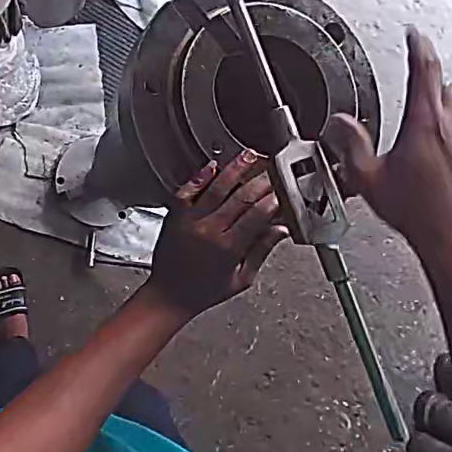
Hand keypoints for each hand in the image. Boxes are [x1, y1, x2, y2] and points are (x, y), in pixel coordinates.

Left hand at [145, 150, 290, 313]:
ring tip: (248, 156)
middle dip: (260, 181)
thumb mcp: (241, 278)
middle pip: (240, 198)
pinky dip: (201, 176)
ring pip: (216, 188)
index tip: (282, 192)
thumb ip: (261, 251)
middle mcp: (209, 230)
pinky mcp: (176, 215)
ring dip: (235, 169)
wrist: (169, 295)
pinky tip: (213, 166)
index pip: (256, 216)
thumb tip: (280, 231)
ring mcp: (190, 220)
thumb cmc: (203, 291)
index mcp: (227, 248)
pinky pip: (188, 190)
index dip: (272, 201)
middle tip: (272, 170)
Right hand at [322, 27, 451, 290]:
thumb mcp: (370, 180)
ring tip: (439, 170)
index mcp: (428, 123)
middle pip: (446, 99)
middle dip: (431, 113)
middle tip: (417, 144)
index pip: (424, 69)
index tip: (416, 36)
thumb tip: (339, 123)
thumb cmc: (421, 218)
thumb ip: (351, 144)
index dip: (418, 47)